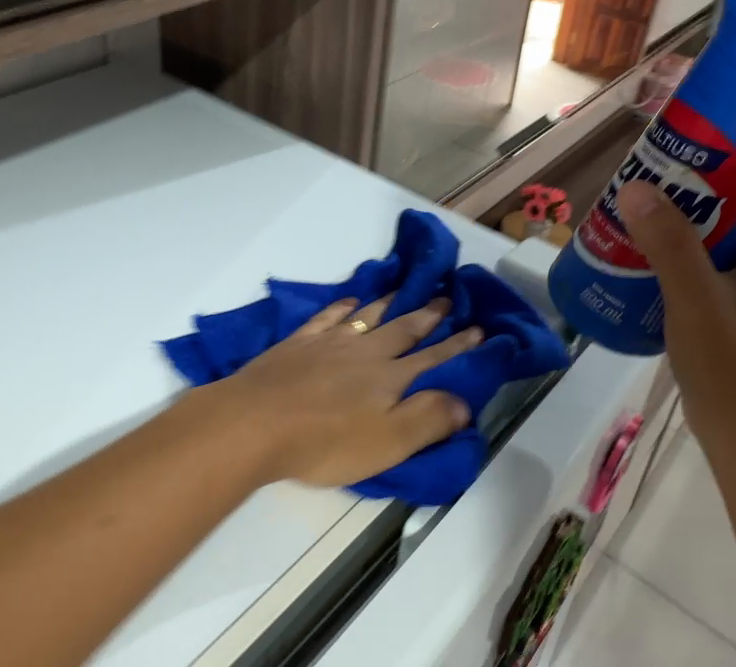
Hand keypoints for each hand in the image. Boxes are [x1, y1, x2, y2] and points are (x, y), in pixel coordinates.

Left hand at [193, 295, 482, 488]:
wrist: (256, 421)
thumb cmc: (326, 441)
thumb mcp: (388, 442)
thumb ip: (428, 419)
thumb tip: (464, 401)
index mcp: (390, 378)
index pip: (432, 358)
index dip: (458, 346)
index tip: (479, 329)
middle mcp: (364, 352)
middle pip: (402, 329)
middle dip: (428, 317)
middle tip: (447, 299)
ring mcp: (328, 343)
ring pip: (368, 317)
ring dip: (390, 305)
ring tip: (406, 292)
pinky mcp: (298, 343)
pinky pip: (328, 317)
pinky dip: (344, 307)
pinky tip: (350, 301)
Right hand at [615, 161, 735, 457]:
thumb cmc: (734, 368)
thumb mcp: (696, 300)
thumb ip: (668, 243)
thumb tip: (636, 184)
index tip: (711, 123)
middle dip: (707, 170)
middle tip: (657, 156)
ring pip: (725, 226)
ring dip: (687, 206)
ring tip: (640, 192)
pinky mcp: (731, 304)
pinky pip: (707, 255)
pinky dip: (679, 240)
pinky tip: (639, 242)